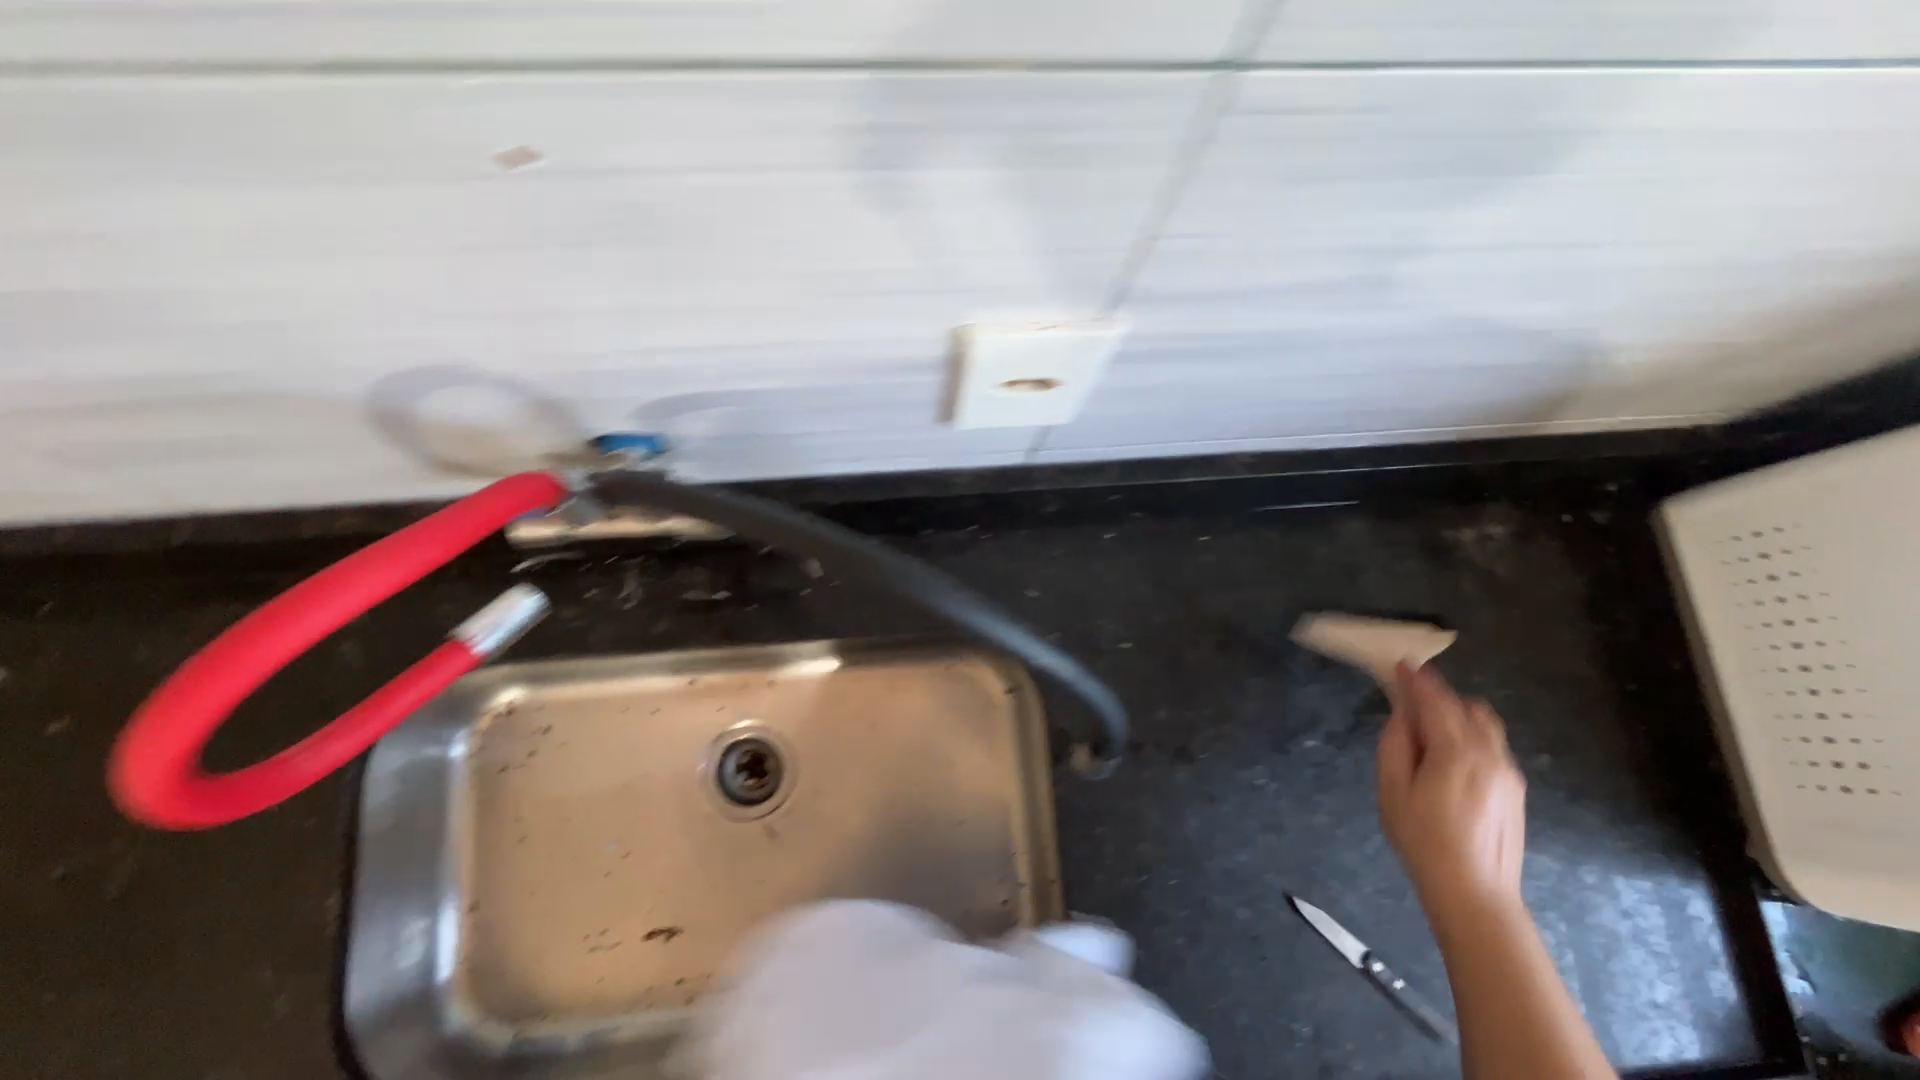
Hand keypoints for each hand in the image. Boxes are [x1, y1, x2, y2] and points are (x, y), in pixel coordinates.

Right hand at [1377, 662, 1527, 922]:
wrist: (1474, 893)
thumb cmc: (1422, 841)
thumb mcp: (1392, 791)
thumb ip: (1395, 744)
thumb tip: (1402, 715)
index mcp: (1457, 752)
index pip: (1436, 701)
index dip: (1417, 680)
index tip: (1400, 664)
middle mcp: (1491, 754)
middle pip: (1466, 706)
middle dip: (1438, 696)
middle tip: (1408, 703)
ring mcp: (1509, 772)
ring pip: (1485, 724)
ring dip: (1457, 715)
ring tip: (1430, 731)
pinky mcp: (1516, 789)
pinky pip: (1493, 746)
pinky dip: (1470, 736)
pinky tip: (1450, 760)